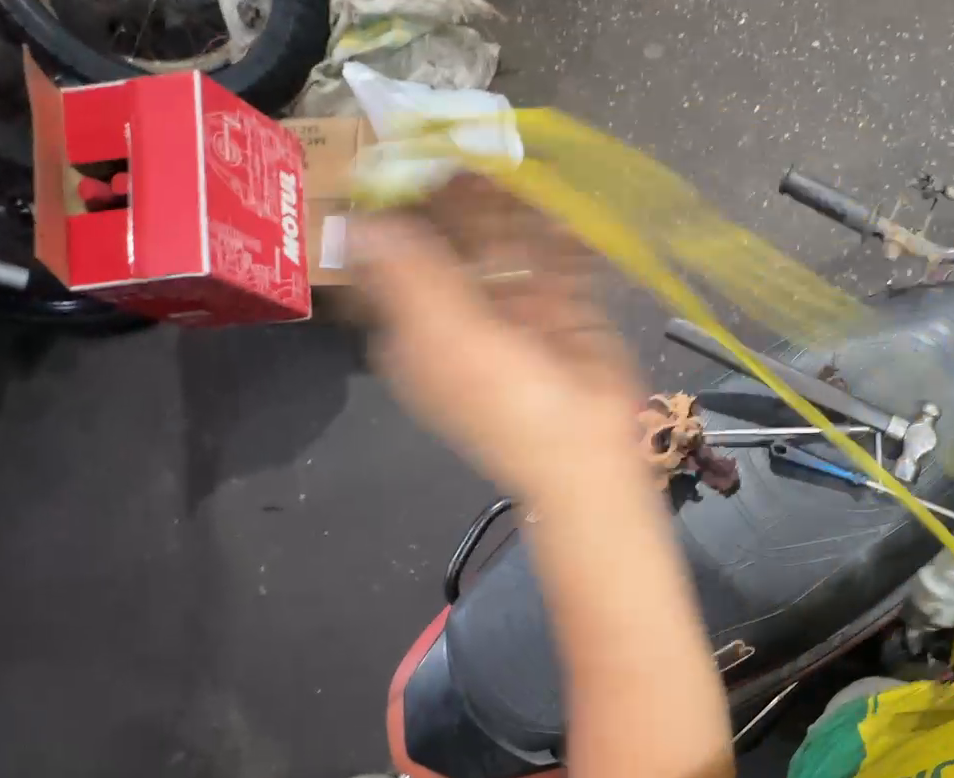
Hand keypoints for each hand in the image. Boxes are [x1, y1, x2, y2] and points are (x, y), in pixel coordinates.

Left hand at [348, 182, 644, 493]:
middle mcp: (467, 317)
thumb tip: (365, 216)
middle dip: (461, 203)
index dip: (399, 212)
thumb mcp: (444, 338)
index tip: (405, 163)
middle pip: (458, 246)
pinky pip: (562, 266)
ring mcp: (522, 316)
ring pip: (511, 251)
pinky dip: (563, 237)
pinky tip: (561, 205)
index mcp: (421, 330)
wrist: (588, 452)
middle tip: (464, 148)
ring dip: (513, 211)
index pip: (398, 260)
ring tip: (512, 164)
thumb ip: (408, 274)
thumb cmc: (507, 403)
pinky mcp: (571, 316)